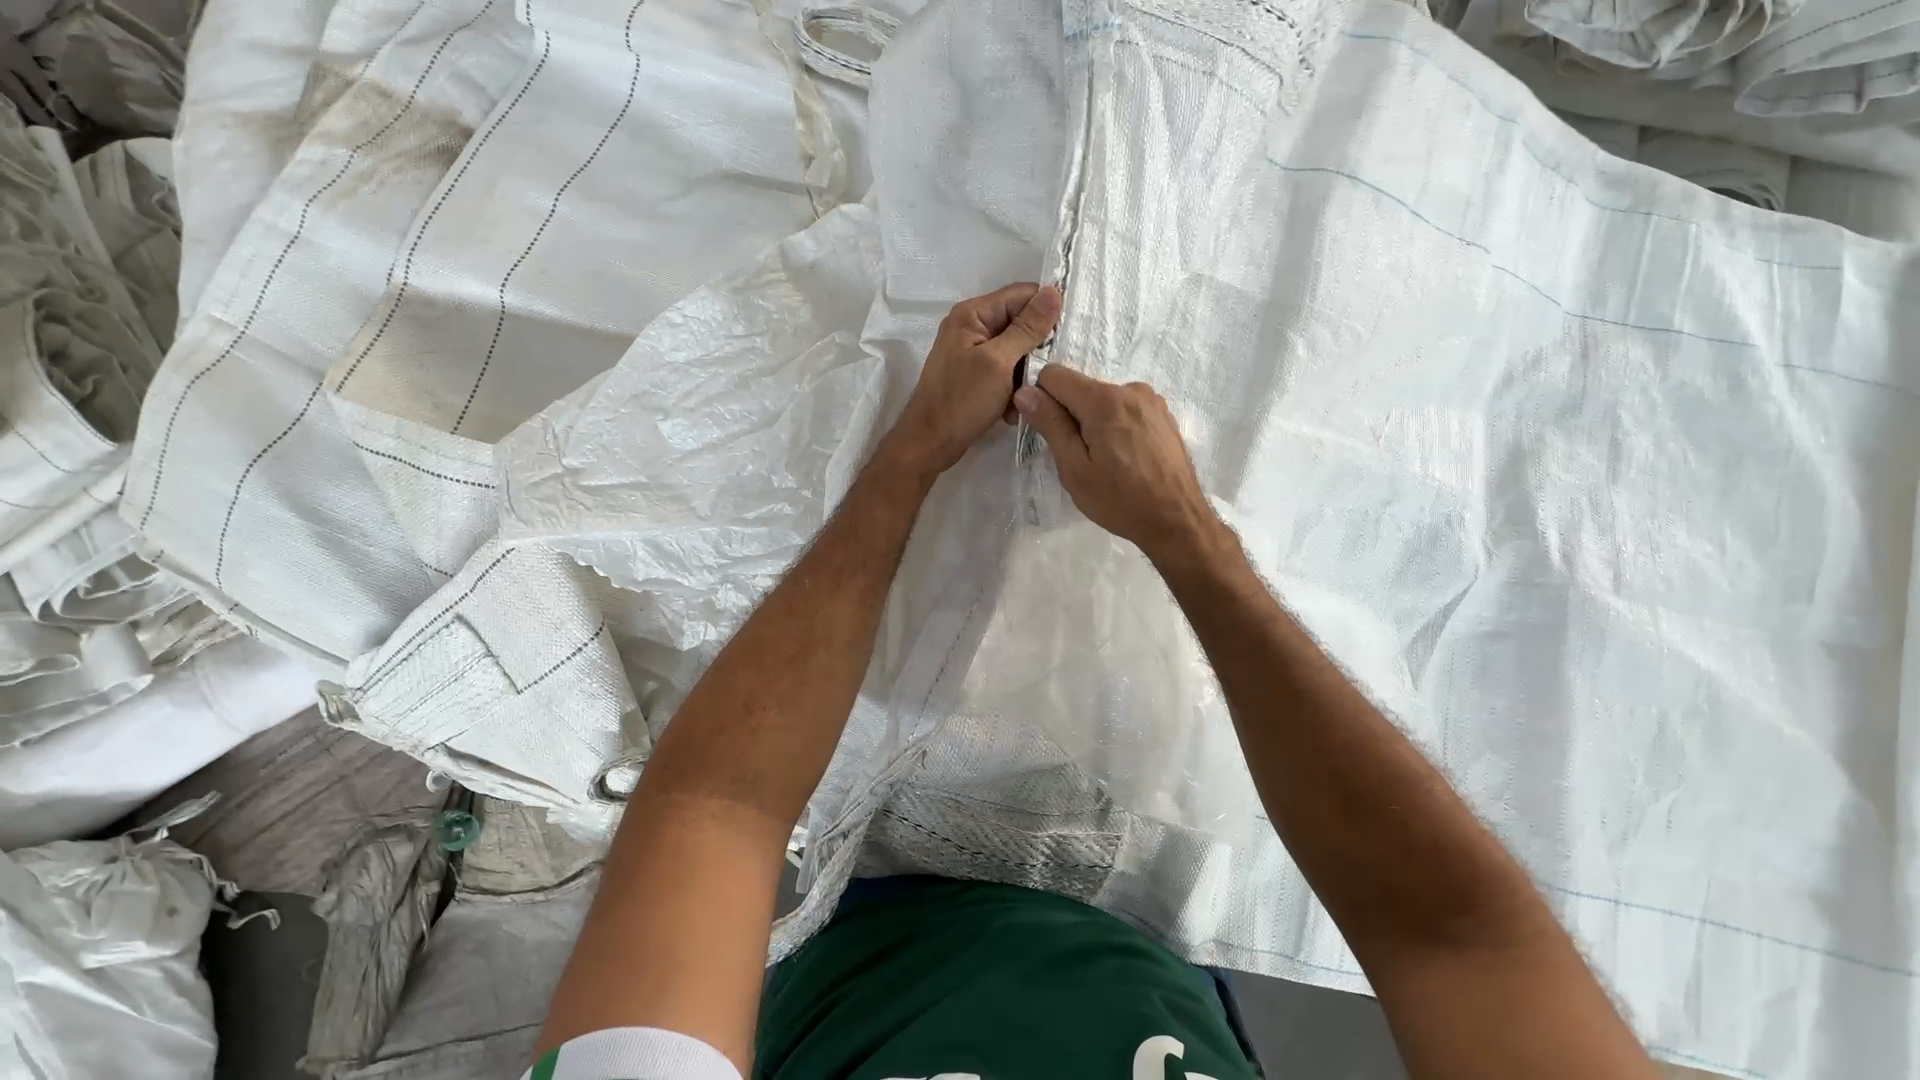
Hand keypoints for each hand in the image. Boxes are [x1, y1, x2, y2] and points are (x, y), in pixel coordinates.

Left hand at [887, 283, 1061, 475]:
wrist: (930, 443)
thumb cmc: (961, 401)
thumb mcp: (999, 362)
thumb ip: (1027, 328)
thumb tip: (1054, 292)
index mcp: (973, 314)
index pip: (1022, 295)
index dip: (1046, 312)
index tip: (1065, 337)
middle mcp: (972, 326)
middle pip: (1020, 324)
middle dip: (1036, 349)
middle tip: (1047, 373)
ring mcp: (973, 351)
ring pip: (1017, 351)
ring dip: (1026, 374)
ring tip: (1027, 396)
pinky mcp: (976, 374)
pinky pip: (1006, 371)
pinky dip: (1013, 388)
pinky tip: (1013, 408)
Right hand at [1013, 366, 1224, 563]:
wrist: (1177, 520)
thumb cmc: (1120, 500)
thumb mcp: (1075, 468)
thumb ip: (1050, 424)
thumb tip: (1025, 392)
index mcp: (1104, 400)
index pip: (1054, 375)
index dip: (1040, 398)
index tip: (1044, 430)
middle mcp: (1130, 389)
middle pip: (1081, 388)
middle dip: (1070, 414)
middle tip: (1076, 457)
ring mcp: (1151, 401)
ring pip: (1103, 400)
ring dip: (1094, 422)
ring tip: (1104, 461)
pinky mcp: (1163, 415)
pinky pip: (1125, 410)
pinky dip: (1116, 426)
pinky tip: (1125, 458)